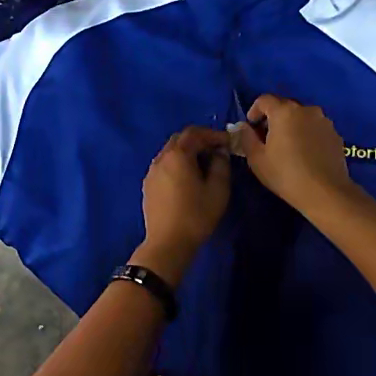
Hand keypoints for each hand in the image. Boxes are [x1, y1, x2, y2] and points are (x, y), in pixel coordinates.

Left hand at [137, 127, 232, 282]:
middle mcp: (161, 158)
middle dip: (199, 141)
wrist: (167, 243)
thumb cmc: (196, 215)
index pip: (194, 133)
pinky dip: (177, 165)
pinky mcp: (148, 185)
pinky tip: (187, 179)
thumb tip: (219, 152)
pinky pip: (164, 166)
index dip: (213, 134)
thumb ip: (221, 165)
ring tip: (204, 165)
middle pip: (180, 140)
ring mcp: (151, 172)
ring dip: (187, 153)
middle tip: (216, 151)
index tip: (227, 143)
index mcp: (177, 155)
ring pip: (170, 153)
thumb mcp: (218, 190)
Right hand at [237, 95, 361, 216]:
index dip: (254, 111)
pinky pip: (315, 128)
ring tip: (288, 146)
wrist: (325, 192)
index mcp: (284, 111)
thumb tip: (245, 127)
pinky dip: (307, 134)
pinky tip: (305, 153)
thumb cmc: (285, 174)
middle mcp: (306, 110)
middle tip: (267, 138)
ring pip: (302, 117)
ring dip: (292, 126)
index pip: (264, 100)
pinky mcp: (336, 135)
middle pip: (284, 106)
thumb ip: (247, 137)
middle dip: (273, 118)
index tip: (251, 127)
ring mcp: (324, 121)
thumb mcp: (257, 158)